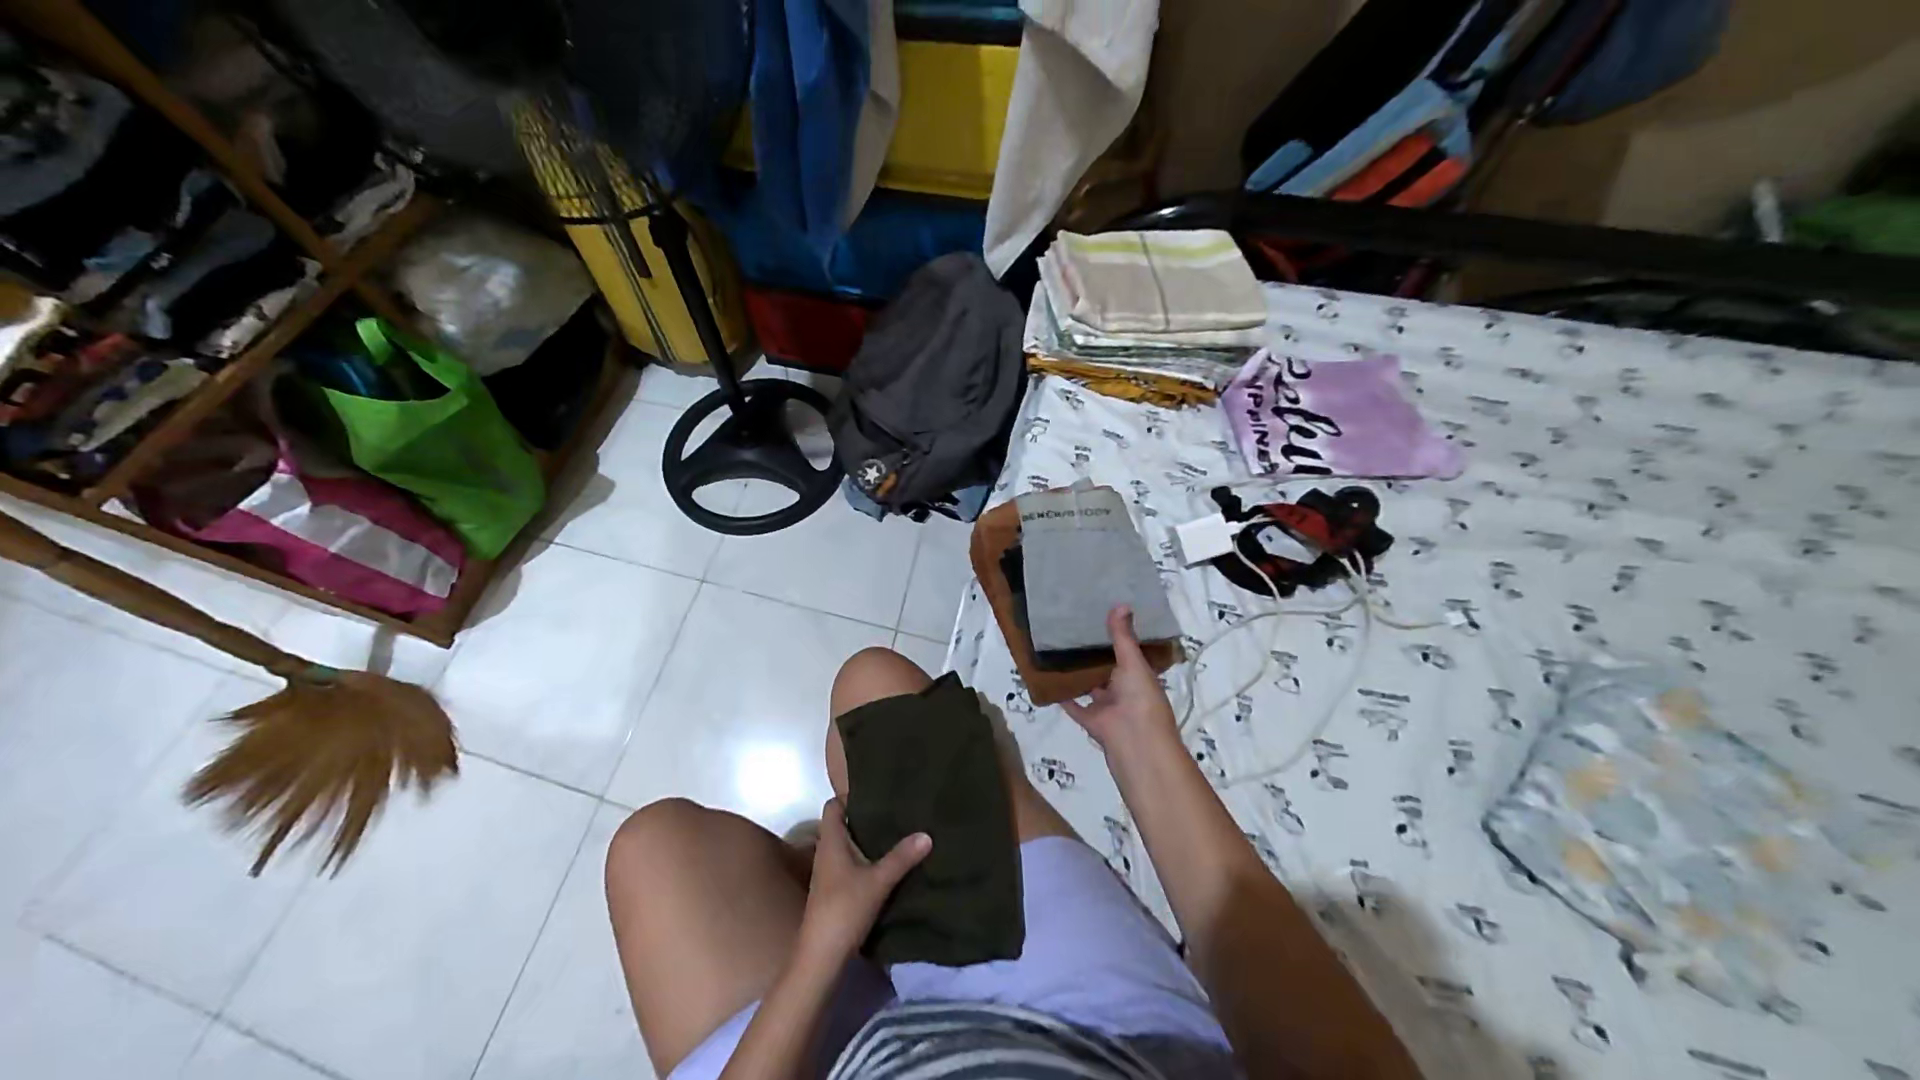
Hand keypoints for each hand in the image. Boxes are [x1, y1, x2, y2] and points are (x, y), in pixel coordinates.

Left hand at [798, 798, 930, 960]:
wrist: (821, 956)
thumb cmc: (844, 909)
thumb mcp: (878, 881)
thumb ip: (901, 857)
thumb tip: (926, 833)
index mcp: (830, 842)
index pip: (833, 806)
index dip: (849, 796)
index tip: (876, 792)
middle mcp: (826, 853)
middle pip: (842, 825)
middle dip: (865, 817)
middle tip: (894, 810)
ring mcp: (829, 874)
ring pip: (848, 847)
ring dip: (867, 841)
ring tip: (896, 832)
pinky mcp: (834, 892)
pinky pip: (851, 865)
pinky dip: (866, 860)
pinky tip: (887, 864)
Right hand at [1061, 605, 1180, 751]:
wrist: (1135, 743)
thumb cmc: (1141, 699)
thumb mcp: (1133, 662)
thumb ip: (1123, 636)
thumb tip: (1121, 602)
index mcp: (1140, 676)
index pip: (1128, 654)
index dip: (1117, 638)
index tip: (1100, 617)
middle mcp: (1124, 691)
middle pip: (1107, 670)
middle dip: (1093, 655)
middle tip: (1073, 628)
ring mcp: (1107, 707)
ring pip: (1089, 687)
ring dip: (1077, 674)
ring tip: (1058, 648)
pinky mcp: (1090, 721)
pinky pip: (1073, 705)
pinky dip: (1062, 695)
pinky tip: (1047, 677)